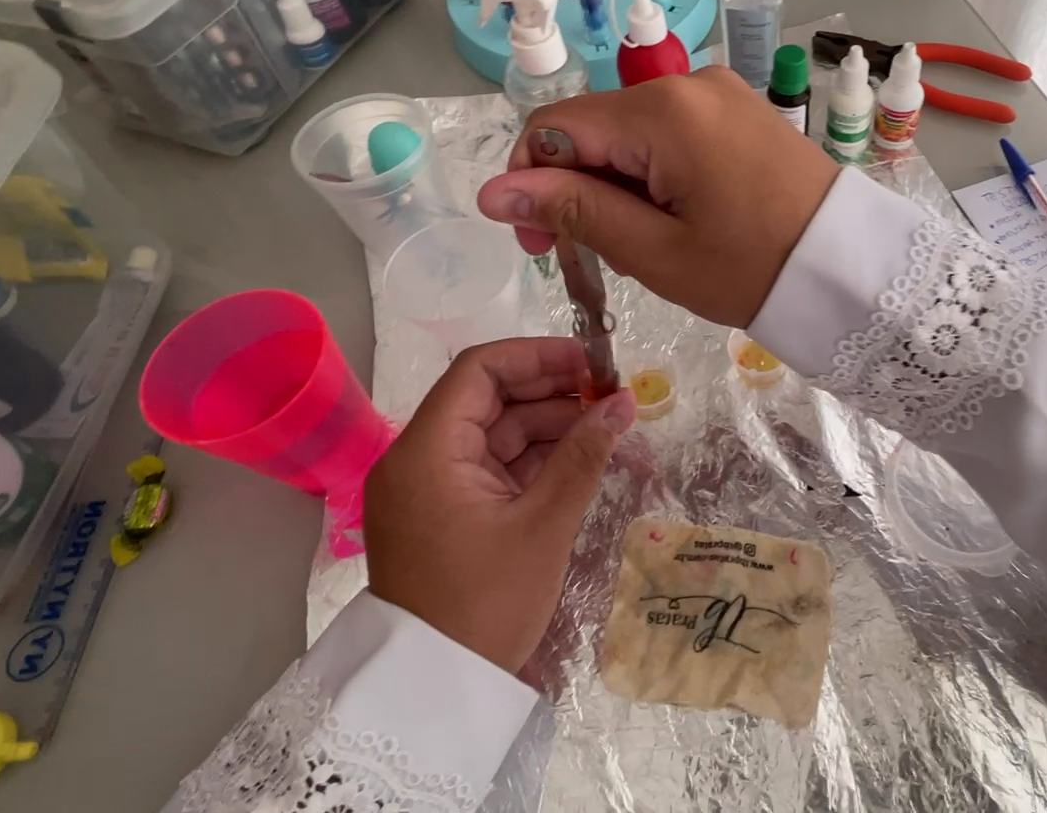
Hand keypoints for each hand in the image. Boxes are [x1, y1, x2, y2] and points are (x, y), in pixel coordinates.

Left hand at [364, 337, 635, 673]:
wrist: (437, 690)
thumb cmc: (486, 605)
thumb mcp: (543, 525)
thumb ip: (584, 455)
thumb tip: (625, 401)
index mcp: (427, 451)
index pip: (479, 370)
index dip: (538, 356)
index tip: (592, 363)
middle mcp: (421, 457)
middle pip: (489, 398)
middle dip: (553, 390)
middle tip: (612, 393)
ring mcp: (433, 486)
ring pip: (496, 431)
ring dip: (551, 424)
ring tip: (608, 424)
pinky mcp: (448, 511)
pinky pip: (494, 465)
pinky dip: (535, 458)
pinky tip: (581, 455)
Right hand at [475, 67, 840, 327]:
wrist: (851, 267)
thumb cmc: (754, 268)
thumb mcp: (656, 251)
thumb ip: (574, 211)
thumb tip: (494, 191)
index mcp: (662, 112)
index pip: (554, 128)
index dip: (530, 183)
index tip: (541, 245)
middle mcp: (687, 83)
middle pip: (594, 126)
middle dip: (577, 187)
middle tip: (599, 255)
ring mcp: (719, 92)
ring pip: (631, 132)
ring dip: (617, 185)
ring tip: (647, 243)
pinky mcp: (740, 110)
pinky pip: (671, 133)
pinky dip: (655, 174)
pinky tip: (676, 217)